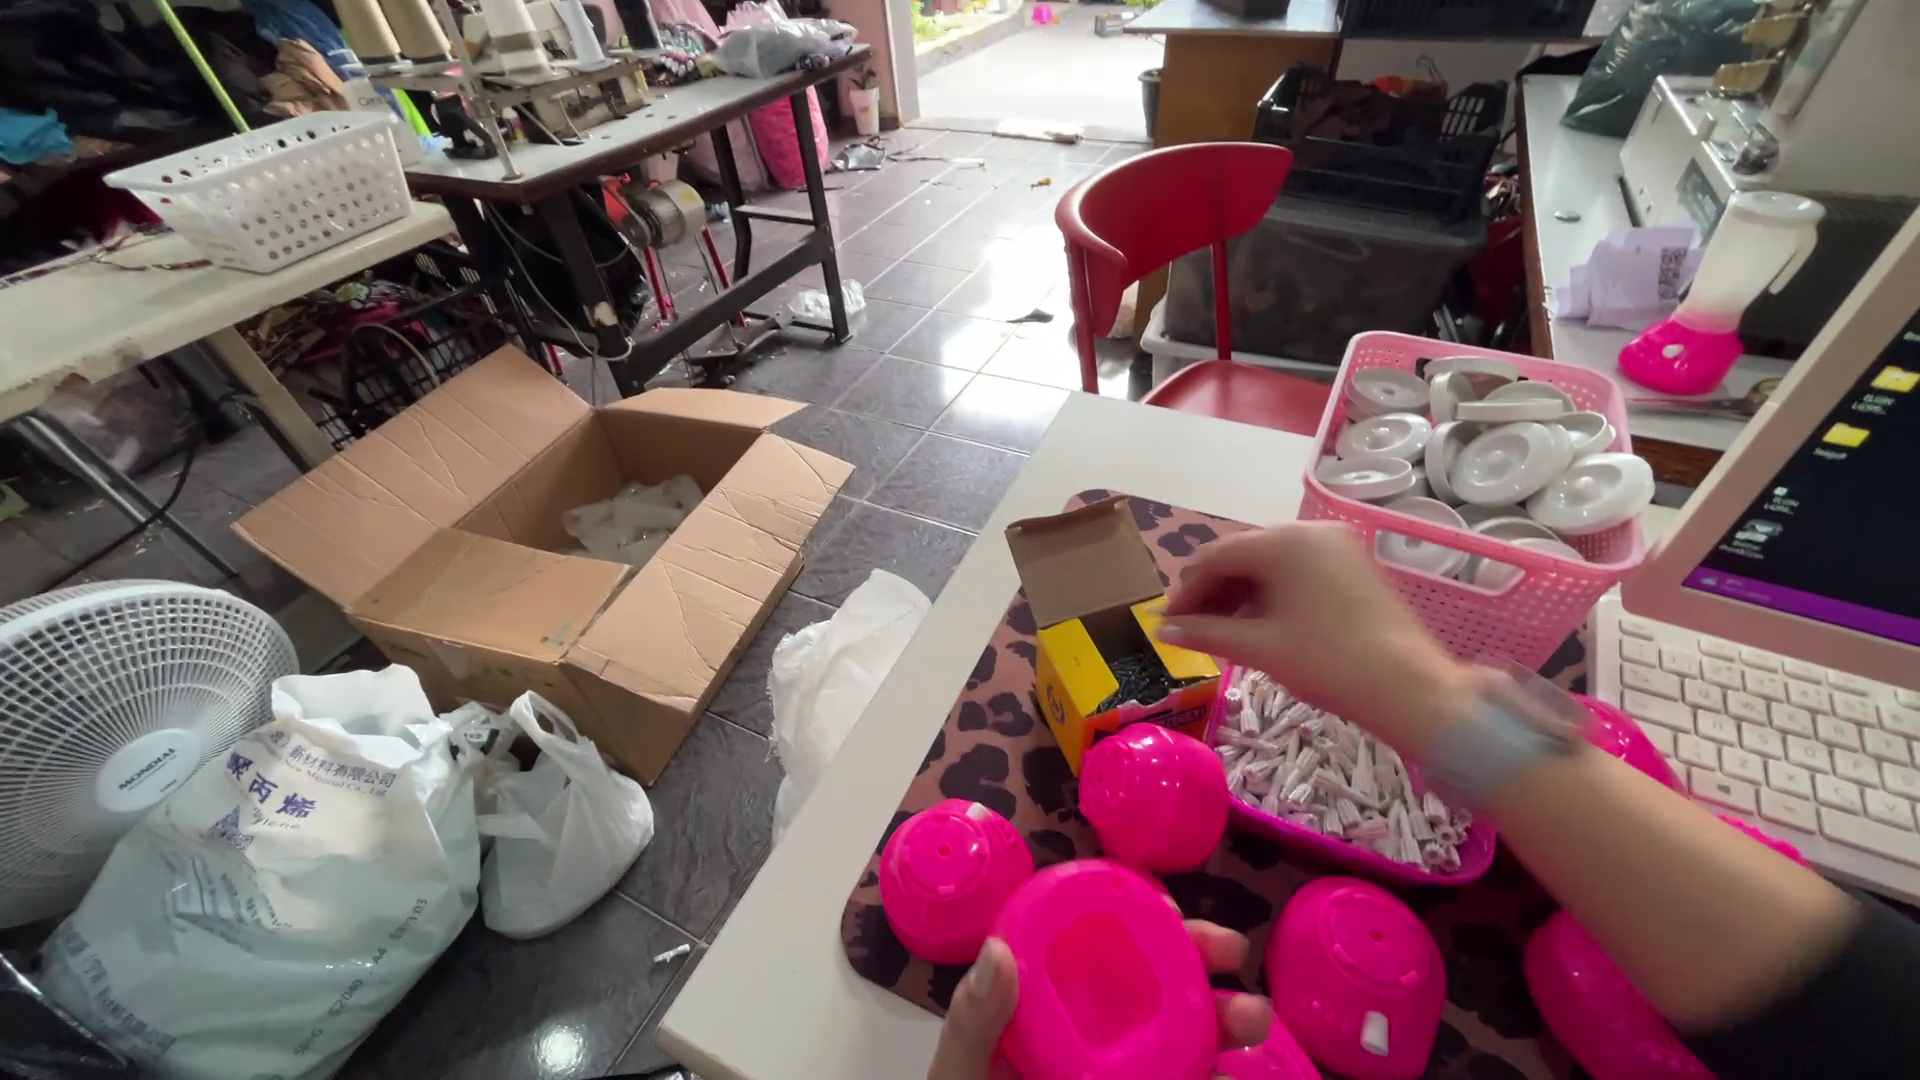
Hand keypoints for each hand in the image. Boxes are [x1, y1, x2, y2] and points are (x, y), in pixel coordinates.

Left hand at [927, 921, 1273, 1079]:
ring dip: (1221, 1023)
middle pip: (1145, 985)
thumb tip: (999, 950)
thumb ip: (974, 1021)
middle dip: (1192, 961)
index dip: (1130, 919)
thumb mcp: (961, 1073)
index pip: (1089, 946)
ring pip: (1178, 1039)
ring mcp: (1117, 1071)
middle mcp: (1086, 1035)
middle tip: (1232, 948)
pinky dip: (1216, 1076)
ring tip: (1256, 1017)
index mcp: (1042, 1006)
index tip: (1166, 906)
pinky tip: (1240, 1073)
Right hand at [1157, 522, 1476, 758]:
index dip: (1187, 591)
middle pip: (1241, 555)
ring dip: (1237, 593)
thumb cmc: (1328, 663)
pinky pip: (1294, 570)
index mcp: (1284, 542)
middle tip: (1189, 626)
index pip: (1216, 557)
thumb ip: (1205, 632)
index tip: (1166, 622)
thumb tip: (1162, 631)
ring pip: (1268, 564)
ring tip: (1218, 629)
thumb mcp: (1259, 647)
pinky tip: (1254, 622)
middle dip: (1211, 591)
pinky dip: (1268, 593)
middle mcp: (1308, 532)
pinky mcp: (1351, 566)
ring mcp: (1335, 546)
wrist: (1412, 690)